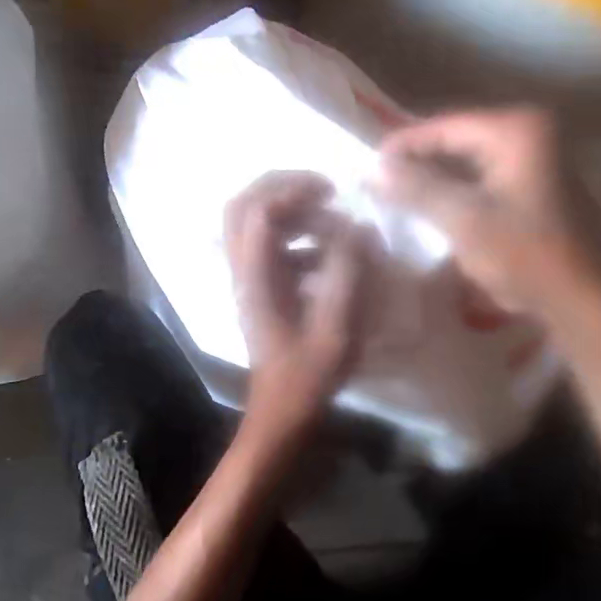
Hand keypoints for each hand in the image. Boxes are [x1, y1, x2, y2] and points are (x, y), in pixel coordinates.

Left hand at [225, 171, 372, 437]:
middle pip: (242, 206)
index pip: (259, 211)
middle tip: (323, 190)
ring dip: (288, 211)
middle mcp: (243, 273)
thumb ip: (346, 274)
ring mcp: (248, 282)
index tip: (332, 192)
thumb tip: (358, 227)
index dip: (292, 189)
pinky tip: (329, 253)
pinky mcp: (260, 292)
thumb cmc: (308, 376)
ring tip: (330, 216)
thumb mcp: (335, 327)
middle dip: (281, 187)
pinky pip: (268, 248)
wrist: (282, 413)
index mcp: (257, 279)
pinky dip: (295, 238)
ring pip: (251, 224)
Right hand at [377, 107, 600, 319]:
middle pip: (461, 142)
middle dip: (421, 163)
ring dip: (441, 182)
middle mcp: (534, 135)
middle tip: (382, 183)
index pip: (446, 126)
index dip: (404, 145)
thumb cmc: (526, 257)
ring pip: (475, 165)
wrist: (585, 302)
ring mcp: (543, 164)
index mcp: (518, 131)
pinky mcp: (544, 192)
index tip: (369, 165)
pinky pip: (492, 184)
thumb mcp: (464, 220)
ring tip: (403, 200)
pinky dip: (465, 196)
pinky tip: (440, 215)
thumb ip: (417, 189)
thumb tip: (375, 169)